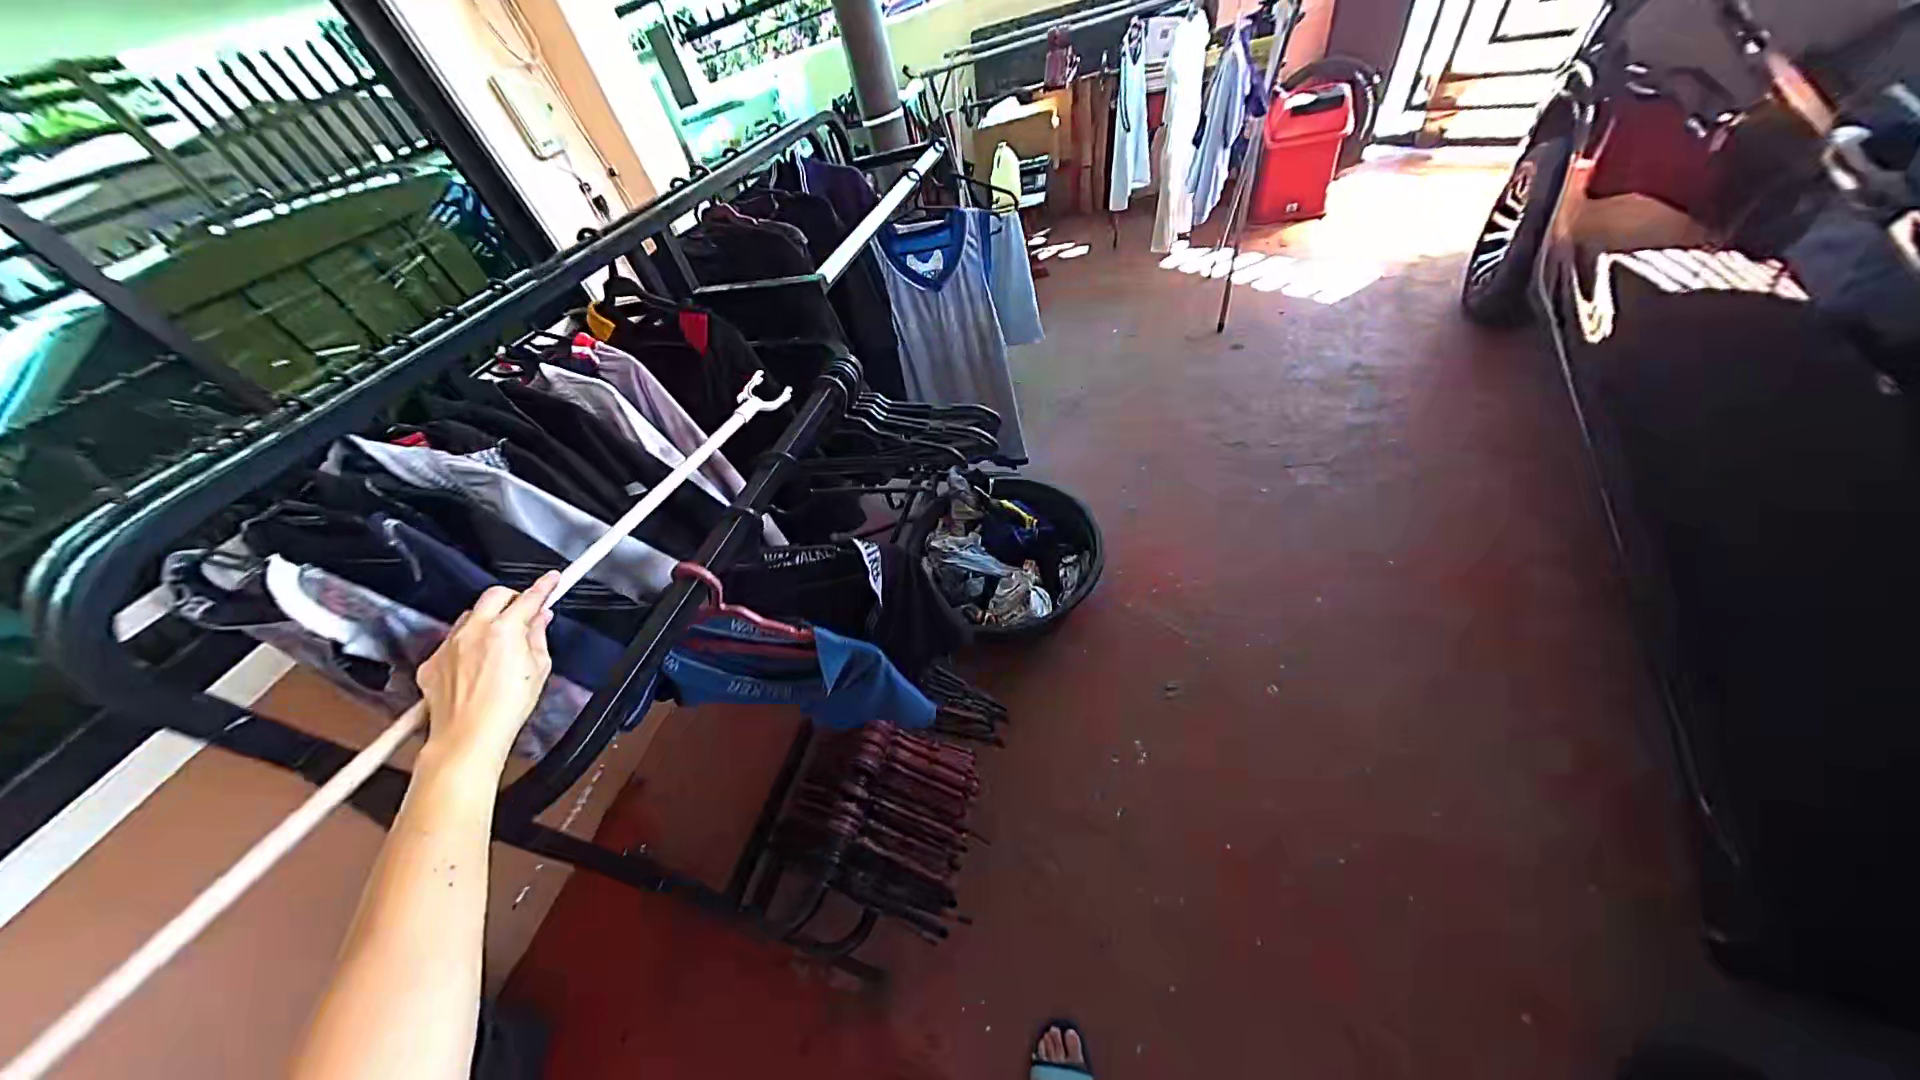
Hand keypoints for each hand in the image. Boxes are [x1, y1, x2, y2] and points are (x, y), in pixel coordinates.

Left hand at [416, 572, 558, 776]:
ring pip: (471, 616)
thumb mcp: (539, 667)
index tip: (552, 579)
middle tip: (527, 610)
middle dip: (513, 598)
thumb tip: (539, 621)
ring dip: (489, 620)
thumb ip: (538, 637)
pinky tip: (479, 662)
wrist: (469, 735)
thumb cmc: (506, 707)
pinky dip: (467, 643)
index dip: (545, 586)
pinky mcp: (432, 662)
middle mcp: (472, 632)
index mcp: (504, 630)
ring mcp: (449, 645)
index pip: (529, 597)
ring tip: (502, 641)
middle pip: (495, 595)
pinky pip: (452, 640)